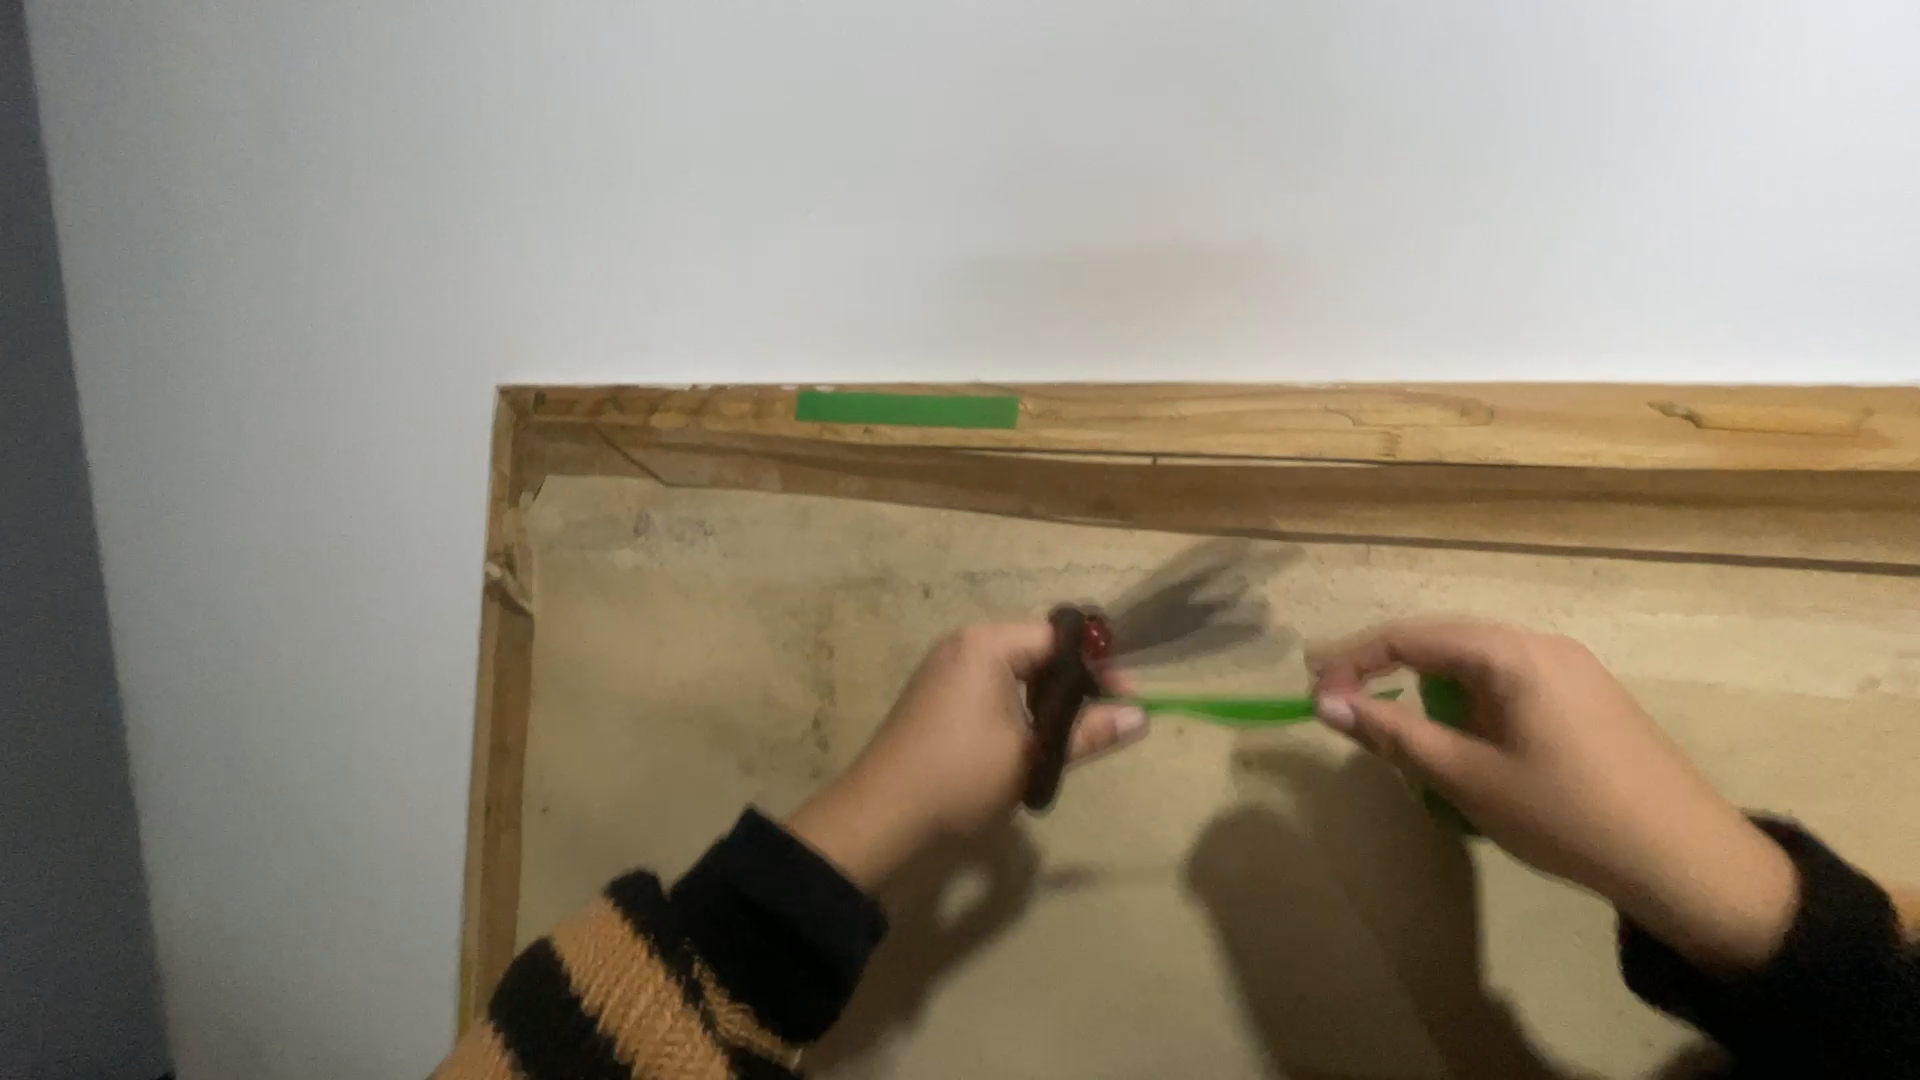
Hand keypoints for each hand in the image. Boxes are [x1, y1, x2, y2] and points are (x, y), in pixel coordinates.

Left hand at [787, 622, 1148, 890]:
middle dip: (1074, 682)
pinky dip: (1017, 705)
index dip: (1096, 661)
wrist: (881, 814)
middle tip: (1108, 716)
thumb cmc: (961, 776)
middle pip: (1036, 650)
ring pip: (1014, 671)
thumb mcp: (1033, 755)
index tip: (1127, 692)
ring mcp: (945, 669)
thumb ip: (1089, 732)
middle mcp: (964, 645)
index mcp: (986, 645)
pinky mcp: (936, 694)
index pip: (1057, 635)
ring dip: (1045, 698)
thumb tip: (1142, 715)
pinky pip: (990, 686)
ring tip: (1074, 733)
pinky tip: (1032, 738)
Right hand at [1309, 618, 1797, 972]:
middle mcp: (1538, 644)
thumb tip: (1325, 703)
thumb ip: (1390, 731)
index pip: (1407, 637)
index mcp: (1511, 654)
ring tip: (1400, 727)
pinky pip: (1500, 679)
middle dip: (1382, 667)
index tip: (1314, 693)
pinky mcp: (1581, 694)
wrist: (1696, 868)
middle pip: (1436, 640)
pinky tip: (1460, 735)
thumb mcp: (1465, 776)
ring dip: (1424, 686)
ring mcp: (1566, 667)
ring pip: (1467, 661)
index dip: (1352, 661)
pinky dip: (1462, 699)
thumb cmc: (1567, 815)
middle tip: (1340, 701)